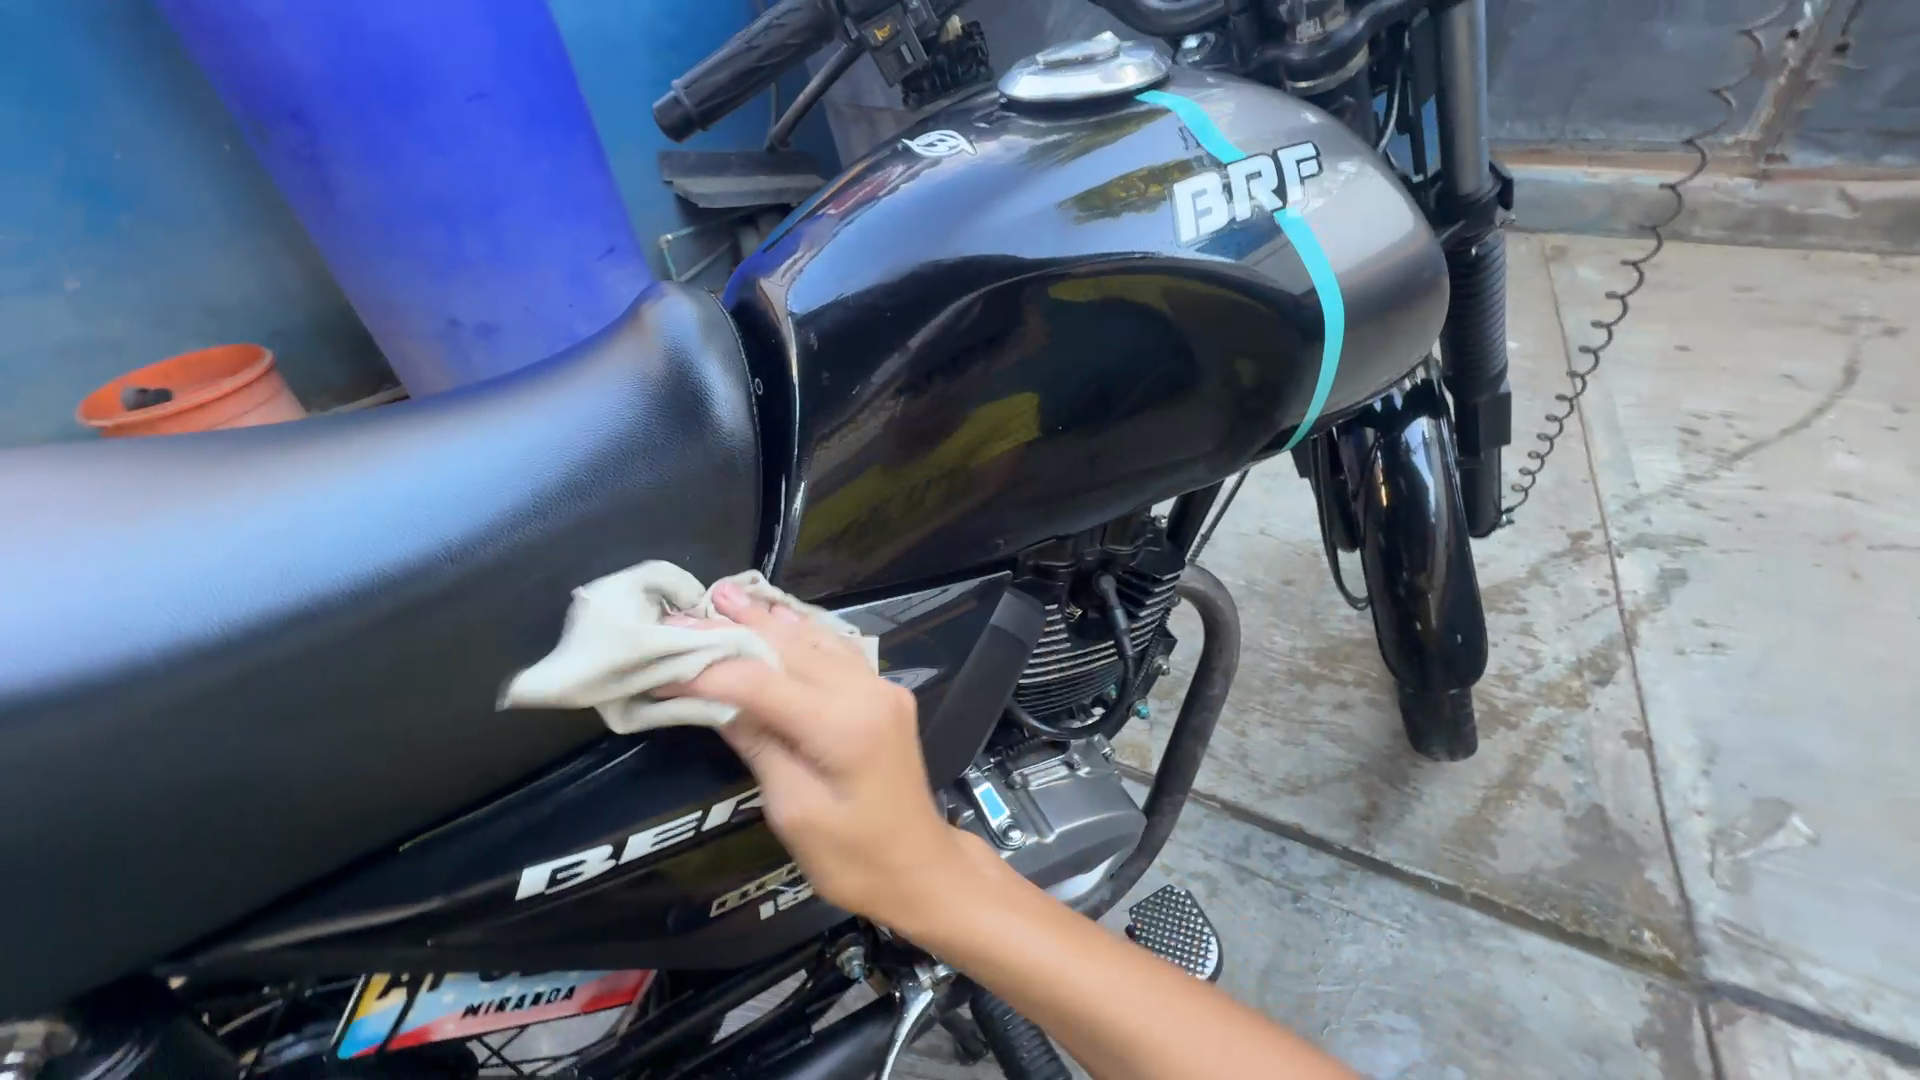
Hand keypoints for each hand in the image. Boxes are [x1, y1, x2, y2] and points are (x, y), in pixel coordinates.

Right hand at [664, 584, 978, 927]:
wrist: (921, 868)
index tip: (663, 659)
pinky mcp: (885, 694)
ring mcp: (882, 688)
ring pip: (815, 641)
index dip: (709, 669)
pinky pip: (838, 652)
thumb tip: (716, 700)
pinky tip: (780, 616)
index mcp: (843, 726)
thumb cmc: (854, 859)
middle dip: (733, 629)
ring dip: (768, 620)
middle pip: (788, 649)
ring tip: (726, 596)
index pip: (760, 682)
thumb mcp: (794, 811)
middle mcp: (867, 692)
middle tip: (685, 609)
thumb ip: (758, 745)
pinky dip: (803, 633)